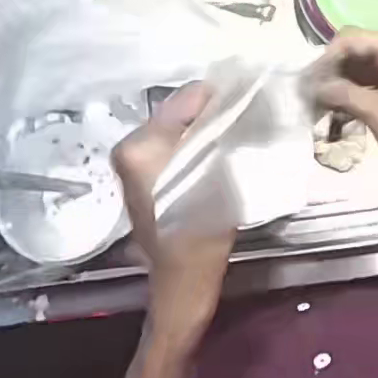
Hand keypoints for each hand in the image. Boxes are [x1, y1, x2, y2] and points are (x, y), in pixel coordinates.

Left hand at [113, 83, 235, 338]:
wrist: (182, 278)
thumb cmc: (201, 233)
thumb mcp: (220, 178)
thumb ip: (224, 135)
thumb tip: (241, 102)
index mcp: (142, 146)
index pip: (186, 99)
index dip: (222, 98)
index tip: (249, 101)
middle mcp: (128, 146)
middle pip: (180, 111)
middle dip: (212, 113)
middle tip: (245, 119)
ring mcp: (131, 159)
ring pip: (177, 126)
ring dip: (205, 128)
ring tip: (234, 135)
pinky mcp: (140, 171)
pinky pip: (172, 142)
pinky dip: (194, 142)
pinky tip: (217, 152)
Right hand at [311, 29, 377, 222]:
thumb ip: (345, 95)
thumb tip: (311, 84)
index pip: (357, 39)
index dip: (330, 55)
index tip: (309, 80)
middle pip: (356, 52)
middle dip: (330, 69)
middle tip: (306, 93)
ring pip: (357, 69)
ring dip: (336, 83)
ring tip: (312, 102)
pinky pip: (364, 86)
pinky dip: (347, 94)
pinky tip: (328, 108)